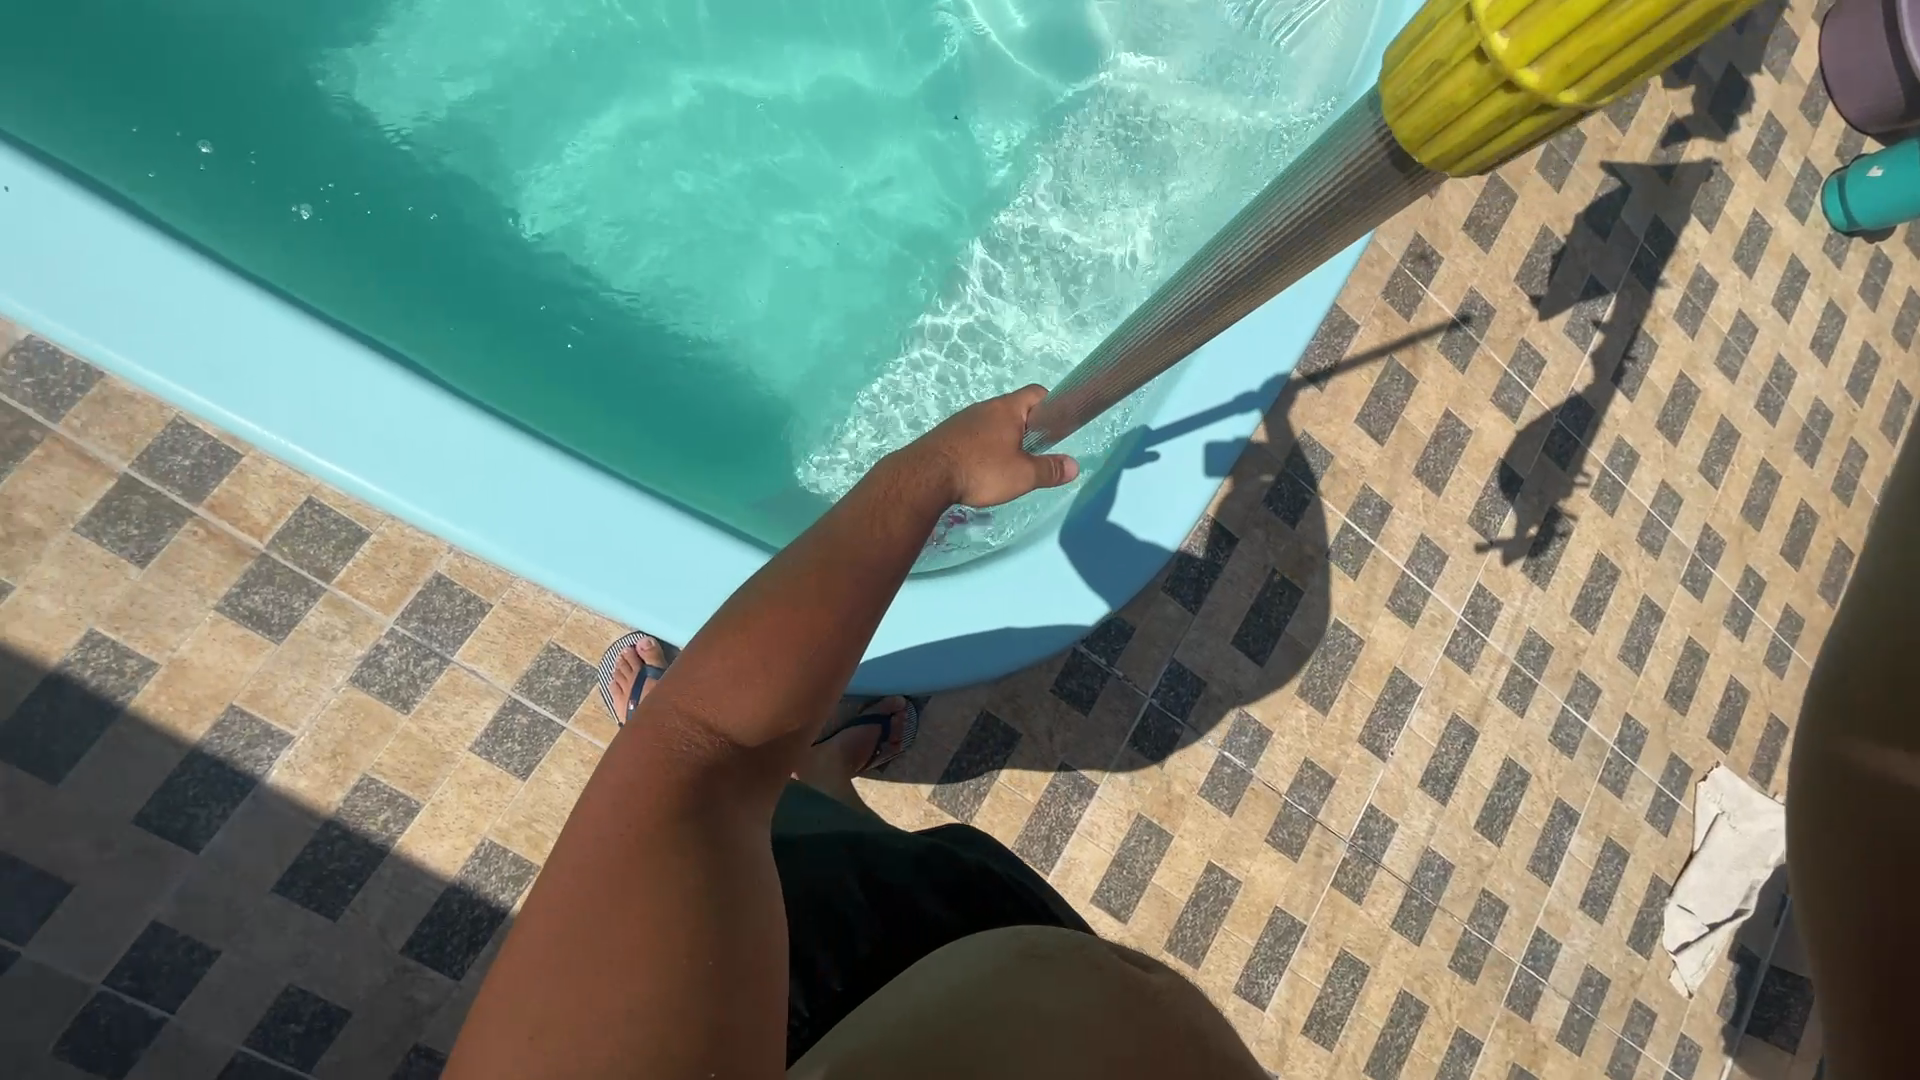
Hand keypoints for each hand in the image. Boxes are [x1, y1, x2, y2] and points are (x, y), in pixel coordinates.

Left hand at [899, 385, 1080, 507]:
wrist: (925, 476)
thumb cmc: (981, 470)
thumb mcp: (1023, 475)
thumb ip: (1050, 470)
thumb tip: (1075, 466)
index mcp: (1007, 408)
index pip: (1037, 393)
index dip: (1052, 407)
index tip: (1056, 430)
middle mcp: (984, 407)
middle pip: (1015, 410)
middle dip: (1027, 430)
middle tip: (1033, 455)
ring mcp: (962, 420)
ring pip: (992, 424)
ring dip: (1003, 440)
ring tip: (1006, 467)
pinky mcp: (946, 435)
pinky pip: (973, 436)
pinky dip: (982, 449)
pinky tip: (980, 470)